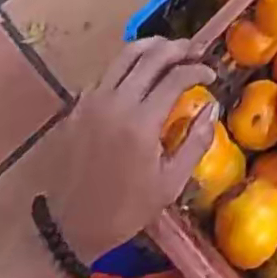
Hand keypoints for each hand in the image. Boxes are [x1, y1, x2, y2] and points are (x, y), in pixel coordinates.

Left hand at [47, 38, 215, 258]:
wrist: (64, 231)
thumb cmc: (123, 210)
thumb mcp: (169, 185)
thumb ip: (196, 142)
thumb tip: (212, 107)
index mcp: (141, 123)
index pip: (177, 76)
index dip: (199, 70)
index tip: (211, 76)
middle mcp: (116, 103)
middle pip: (153, 55)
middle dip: (180, 48)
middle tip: (196, 52)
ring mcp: (93, 101)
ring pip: (126, 54)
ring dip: (153, 46)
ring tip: (170, 50)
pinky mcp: (77, 106)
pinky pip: (107, 71)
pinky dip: (127, 64)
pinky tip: (138, 74)